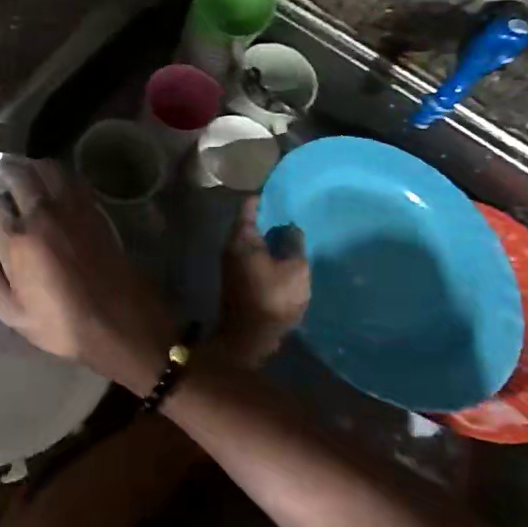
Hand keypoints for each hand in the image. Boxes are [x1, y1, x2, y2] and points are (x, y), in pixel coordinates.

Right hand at [0, 158, 173, 391]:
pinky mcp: (93, 208)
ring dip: (26, 164)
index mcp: (17, 239)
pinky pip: (70, 177)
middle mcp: (41, 213)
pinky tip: (49, 182)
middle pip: (14, 172)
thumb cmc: (61, 323)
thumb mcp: (11, 313)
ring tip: (18, 171)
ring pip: (44, 167)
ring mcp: (70, 207)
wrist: (118, 320)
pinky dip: (53, 173)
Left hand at [215, 196, 309, 365]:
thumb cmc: (272, 299)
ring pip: (253, 240)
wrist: (249, 338)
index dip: (265, 195)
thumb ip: (293, 243)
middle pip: (250, 222)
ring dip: (271, 235)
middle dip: (270, 214)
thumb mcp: (293, 269)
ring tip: (296, 228)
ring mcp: (233, 263)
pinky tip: (287, 252)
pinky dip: (269, 250)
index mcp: (241, 238)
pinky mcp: (239, 278)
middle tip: (296, 207)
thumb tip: (290, 226)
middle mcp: (231, 246)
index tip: (283, 188)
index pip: (249, 206)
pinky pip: (255, 255)